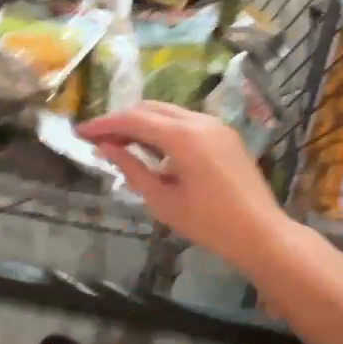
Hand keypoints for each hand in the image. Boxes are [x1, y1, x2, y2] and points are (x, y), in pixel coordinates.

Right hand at [78, 102, 287, 259]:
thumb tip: (106, 148)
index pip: (133, 120)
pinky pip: (185, 121)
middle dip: (121, 120)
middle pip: (149, 109)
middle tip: (98, 138)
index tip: (81, 132)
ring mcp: (215, 125)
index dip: (104, 124)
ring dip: (142, 122)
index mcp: (182, 136)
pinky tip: (152, 148)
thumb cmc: (208, 223)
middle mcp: (199, 121)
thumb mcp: (162, 199)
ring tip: (120, 142)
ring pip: (168, 112)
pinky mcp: (225, 135)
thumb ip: (132, 168)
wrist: (261, 234)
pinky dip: (163, 128)